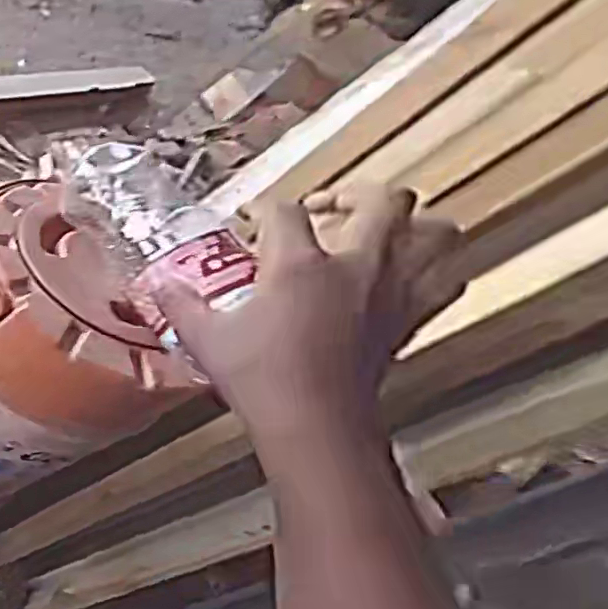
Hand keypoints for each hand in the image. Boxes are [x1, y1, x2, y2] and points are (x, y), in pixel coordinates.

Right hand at [154, 186, 464, 454]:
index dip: (262, 208)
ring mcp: (392, 286)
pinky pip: (448, 273)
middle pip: (378, 199)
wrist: (309, 414)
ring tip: (380, 230)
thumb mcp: (202, 337)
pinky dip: (435, 264)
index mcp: (297, 265)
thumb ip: (180, 304)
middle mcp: (354, 264)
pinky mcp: (413, 313)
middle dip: (351, 195)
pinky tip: (410, 271)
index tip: (250, 215)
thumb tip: (160, 284)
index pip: (283, 213)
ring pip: (432, 226)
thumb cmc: (256, 374)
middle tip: (325, 207)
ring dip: (409, 221)